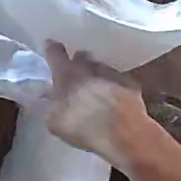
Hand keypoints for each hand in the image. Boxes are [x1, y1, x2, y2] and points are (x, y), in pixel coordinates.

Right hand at [44, 43, 155, 170]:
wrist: (125, 135)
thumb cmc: (85, 130)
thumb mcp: (56, 123)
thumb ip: (51, 106)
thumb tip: (51, 98)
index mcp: (67, 76)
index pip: (56, 54)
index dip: (51, 50)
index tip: (50, 45)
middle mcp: (89, 69)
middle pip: (81, 57)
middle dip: (77, 62)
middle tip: (74, 71)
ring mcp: (112, 74)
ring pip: (100, 66)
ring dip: (95, 72)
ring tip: (94, 84)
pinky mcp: (131, 84)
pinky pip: (117, 78)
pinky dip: (113, 84)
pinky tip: (113, 94)